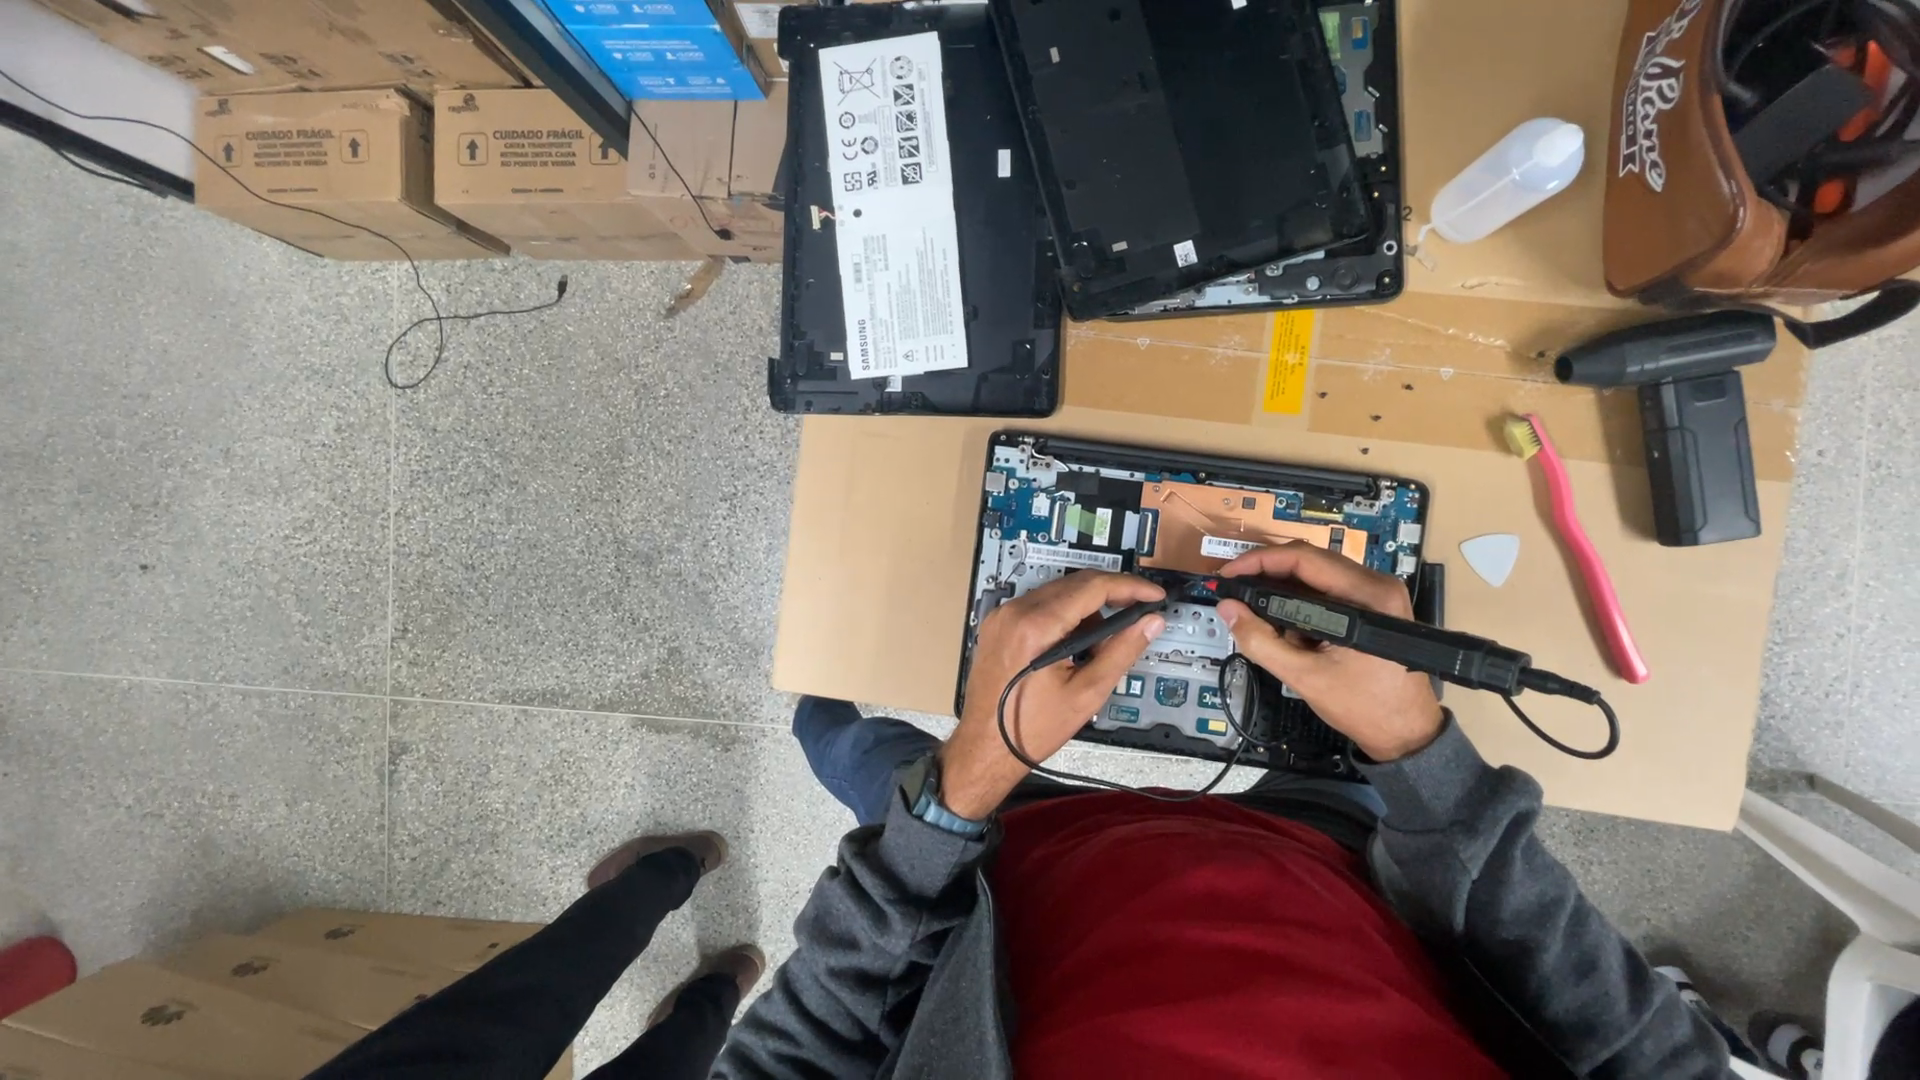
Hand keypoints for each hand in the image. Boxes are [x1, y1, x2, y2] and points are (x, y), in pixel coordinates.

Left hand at [945, 572, 1166, 817]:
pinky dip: (1063, 614)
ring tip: (1103, 642)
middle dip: (1111, 593)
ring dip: (1087, 606)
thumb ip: (1121, 651)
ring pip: (1056, 592)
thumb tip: (1151, 622)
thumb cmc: (1033, 728)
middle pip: (1073, 583)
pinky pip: (1037, 605)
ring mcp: (1001, 616)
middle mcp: (1014, 611)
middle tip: (1139, 613)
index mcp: (1035, 626)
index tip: (1154, 596)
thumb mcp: (1087, 692)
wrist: (986, 747)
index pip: (1091, 587)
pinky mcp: (996, 625)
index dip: (1129, 587)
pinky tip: (1075, 643)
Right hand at [1215, 543, 1443, 761]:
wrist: (1408, 732)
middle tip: (1234, 590)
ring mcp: (1376, 593)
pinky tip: (1285, 625)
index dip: (1258, 561)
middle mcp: (1376, 585)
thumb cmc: (1365, 707)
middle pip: (1308, 561)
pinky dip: (1299, 602)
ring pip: (1314, 575)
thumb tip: (1227, 608)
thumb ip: (1260, 640)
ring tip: (1255, 611)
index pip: (1303, 559)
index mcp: (1367, 596)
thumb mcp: (1304, 676)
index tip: (1228, 576)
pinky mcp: (1371, 605)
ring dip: (1281, 590)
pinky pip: (1326, 590)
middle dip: (1266, 574)